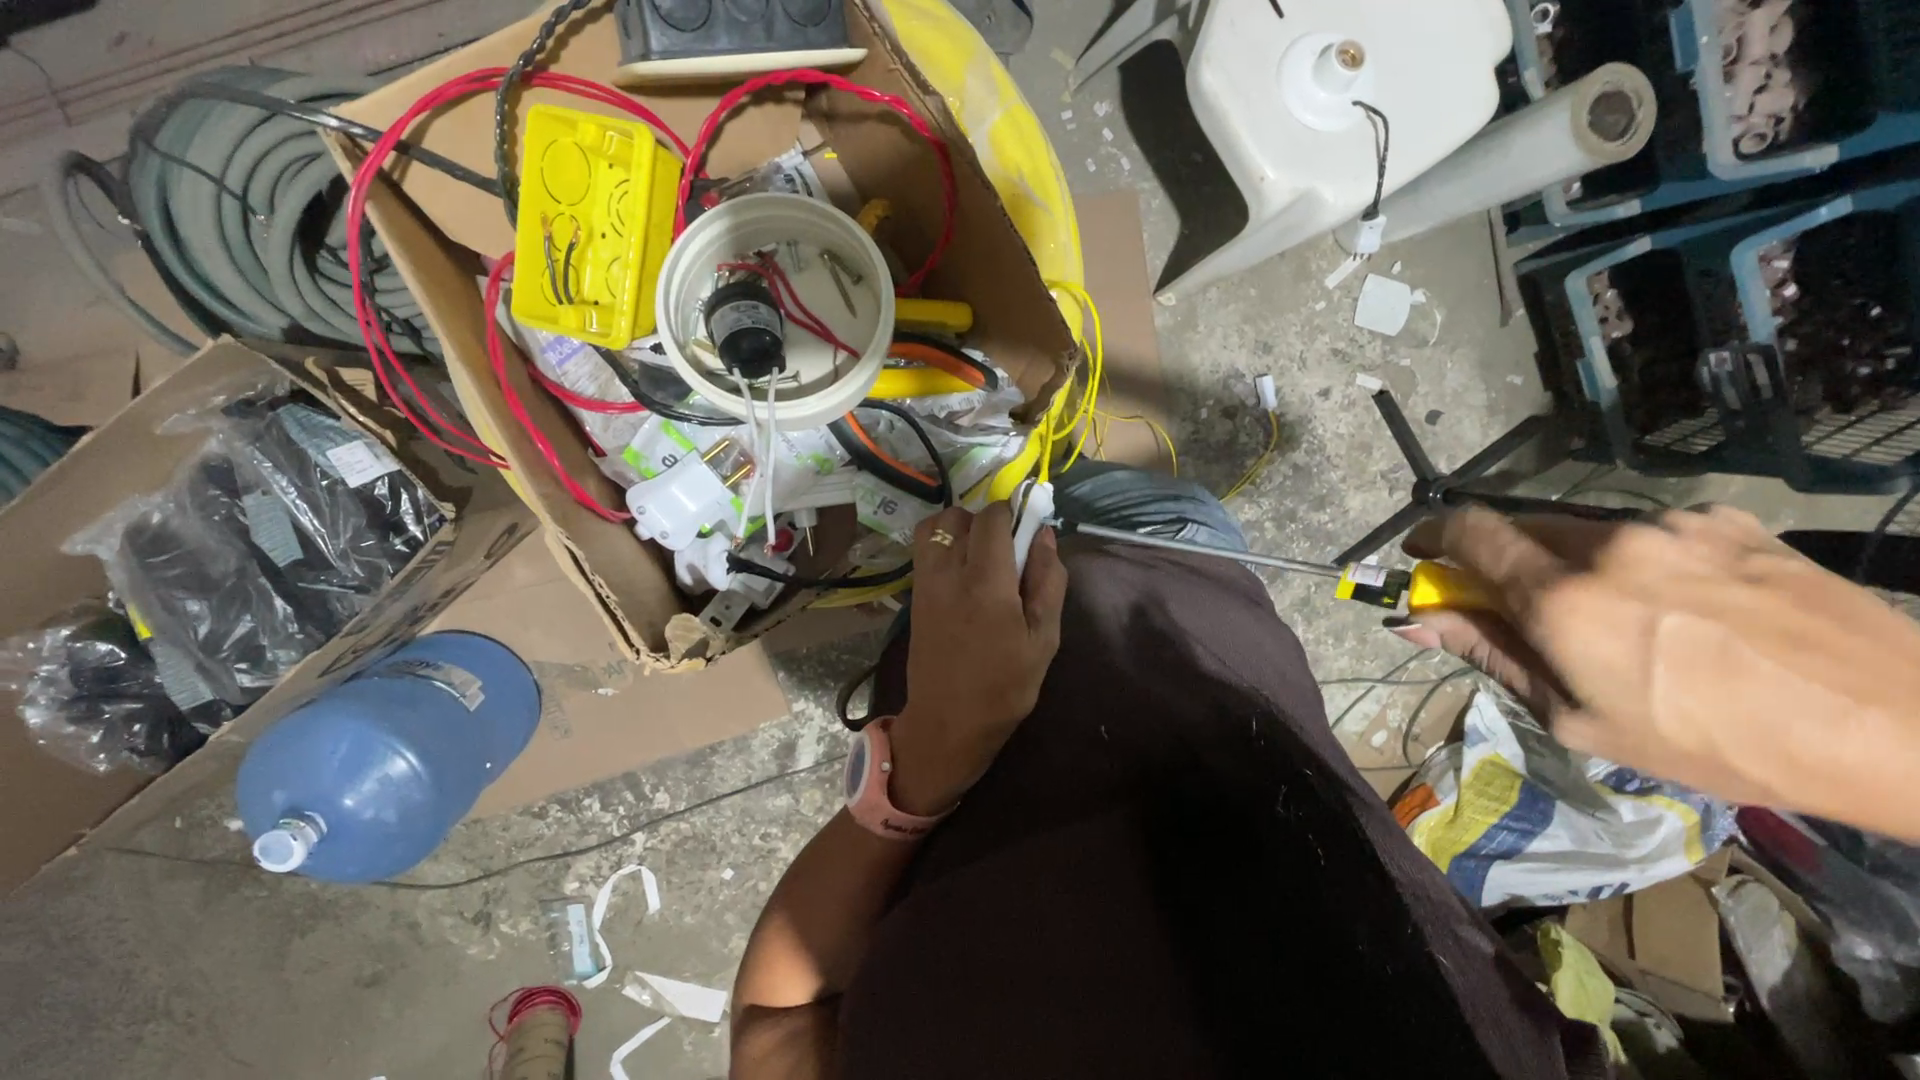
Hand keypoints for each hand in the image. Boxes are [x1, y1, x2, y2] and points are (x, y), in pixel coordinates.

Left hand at [886, 502, 1068, 816]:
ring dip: (960, 528)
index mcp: (986, 583)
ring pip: (935, 526)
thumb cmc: (1005, 687)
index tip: (1028, 527)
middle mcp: (949, 573)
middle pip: (962, 516)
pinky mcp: (914, 594)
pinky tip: (963, 571)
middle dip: (988, 520)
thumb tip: (1046, 534)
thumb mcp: (1044, 639)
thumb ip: (1048, 581)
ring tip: (982, 556)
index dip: (1013, 512)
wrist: (948, 722)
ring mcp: (925, 582)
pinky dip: (942, 544)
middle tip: (1008, 548)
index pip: (992, 517)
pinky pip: (924, 548)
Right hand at [1394, 505, 1919, 838]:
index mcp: (1563, 596)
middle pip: (1519, 527)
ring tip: (1617, 617)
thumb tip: (1419, 619)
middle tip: (1515, 605)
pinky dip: (1634, 558)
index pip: (1467, 532)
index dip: (1432, 538)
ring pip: (1585, 529)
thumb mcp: (1580, 718)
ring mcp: (1672, 524)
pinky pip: (1650, 530)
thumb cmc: (1715, 744)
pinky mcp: (1727, 521)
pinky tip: (1679, 603)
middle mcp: (1608, 542)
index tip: (1423, 558)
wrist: (1896, 725)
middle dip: (1499, 559)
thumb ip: (1492, 654)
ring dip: (1568, 561)